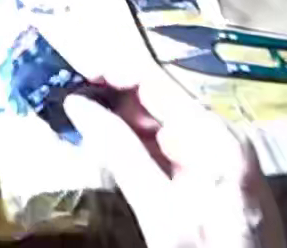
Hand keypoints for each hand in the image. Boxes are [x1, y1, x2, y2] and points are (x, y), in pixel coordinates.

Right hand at [62, 68, 283, 247]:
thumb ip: (119, 150)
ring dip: (118, 121)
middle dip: (109, 99)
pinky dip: (133, 143)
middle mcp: (221, 139)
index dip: (106, 71)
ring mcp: (219, 161)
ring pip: (155, 121)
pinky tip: (111, 152)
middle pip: (153, 98)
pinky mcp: (211, 182)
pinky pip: (164, 145)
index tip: (66, 75)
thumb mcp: (160, 214)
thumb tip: (75, 101)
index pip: (151, 80)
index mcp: (215, 138)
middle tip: (67, 104)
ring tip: (82, 126)